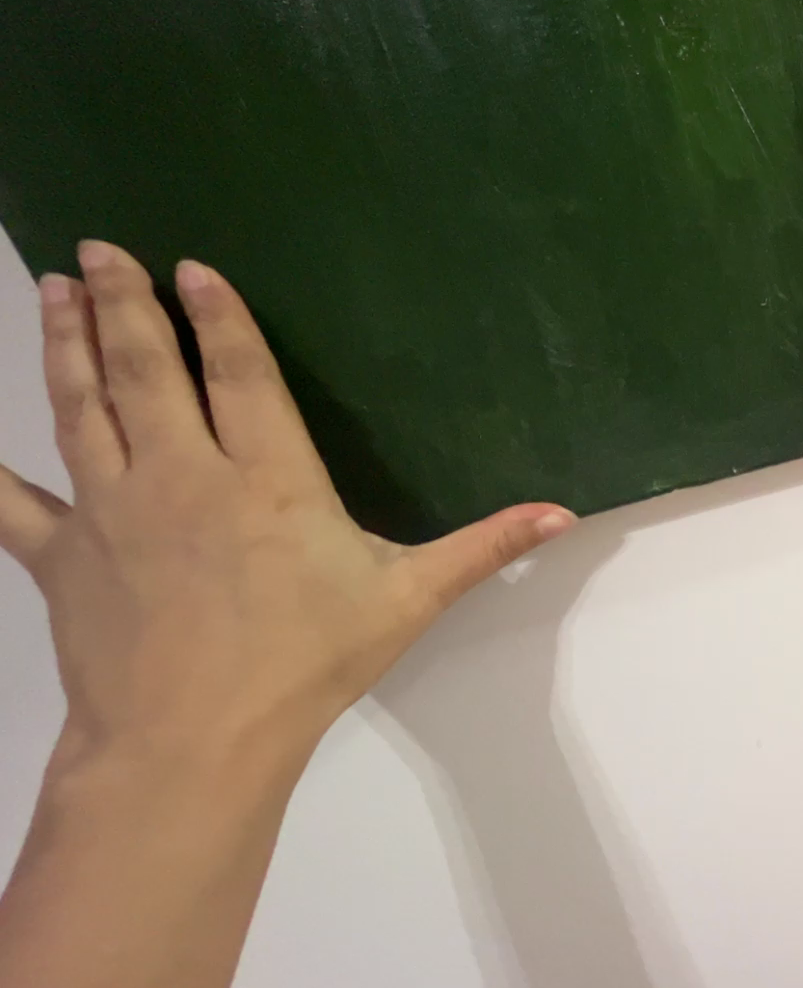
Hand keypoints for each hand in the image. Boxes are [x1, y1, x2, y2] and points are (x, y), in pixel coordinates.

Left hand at [0, 241, 574, 775]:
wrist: (197, 737)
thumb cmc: (316, 656)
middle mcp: (183, 478)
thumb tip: (563, 515)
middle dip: (125, 308)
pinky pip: (6, 500)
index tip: (192, 269)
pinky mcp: (57, 555)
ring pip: (77, 410)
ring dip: (66, 346)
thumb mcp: (417, 596)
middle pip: (146, 376)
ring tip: (54, 290)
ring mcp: (109, 512)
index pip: (241, 380)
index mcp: (271, 481)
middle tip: (101, 249)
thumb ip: (488, 545)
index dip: (219, 321)